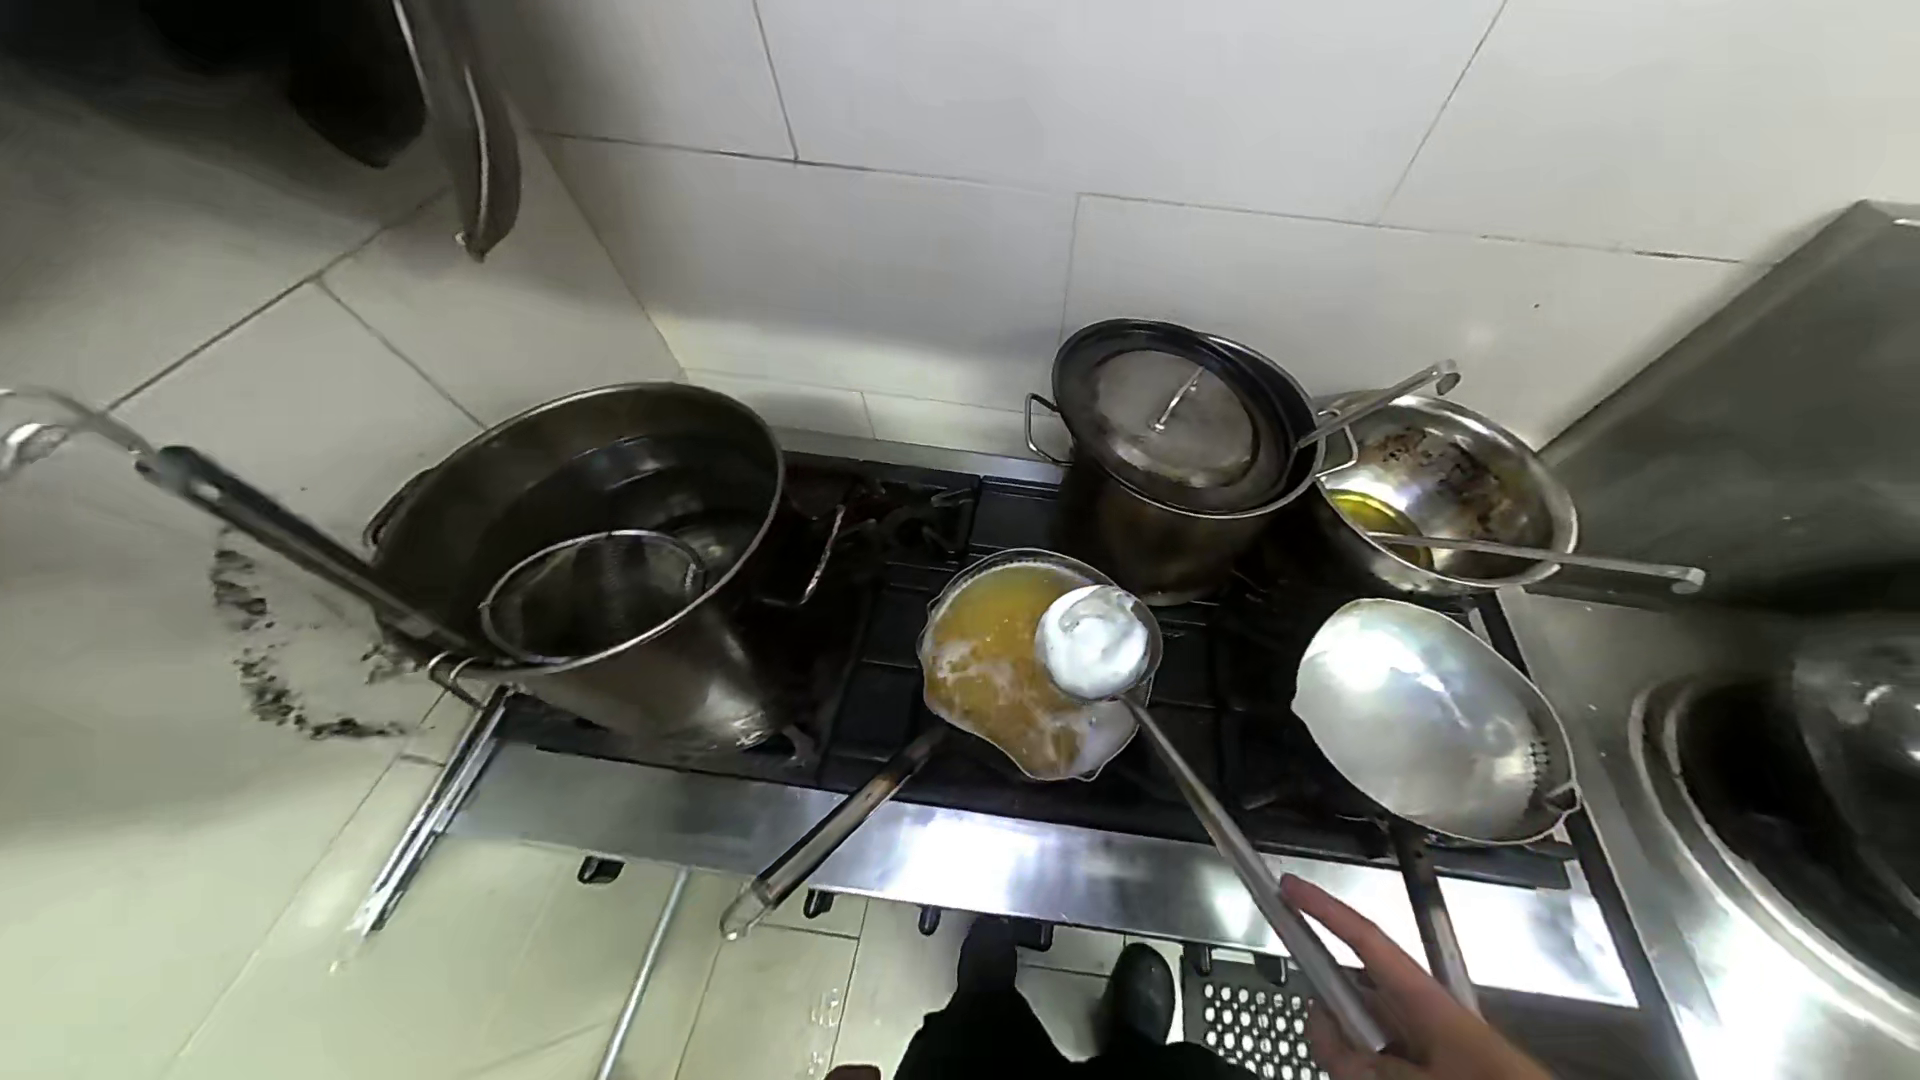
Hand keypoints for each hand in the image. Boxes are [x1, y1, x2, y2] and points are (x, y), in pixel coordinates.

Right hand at [1280, 875, 1552, 1079]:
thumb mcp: (1424, 1079)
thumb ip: (1367, 1056)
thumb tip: (1323, 1029)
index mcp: (1429, 1002)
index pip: (1366, 940)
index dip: (1324, 909)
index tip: (1288, 885)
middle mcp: (1425, 1020)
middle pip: (1354, 998)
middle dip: (1331, 1020)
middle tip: (1335, 1055)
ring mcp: (1427, 1050)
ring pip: (1361, 1035)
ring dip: (1350, 1057)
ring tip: (1361, 1074)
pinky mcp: (1426, 1068)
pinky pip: (1379, 1060)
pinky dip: (1364, 1071)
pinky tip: (1363, 1076)